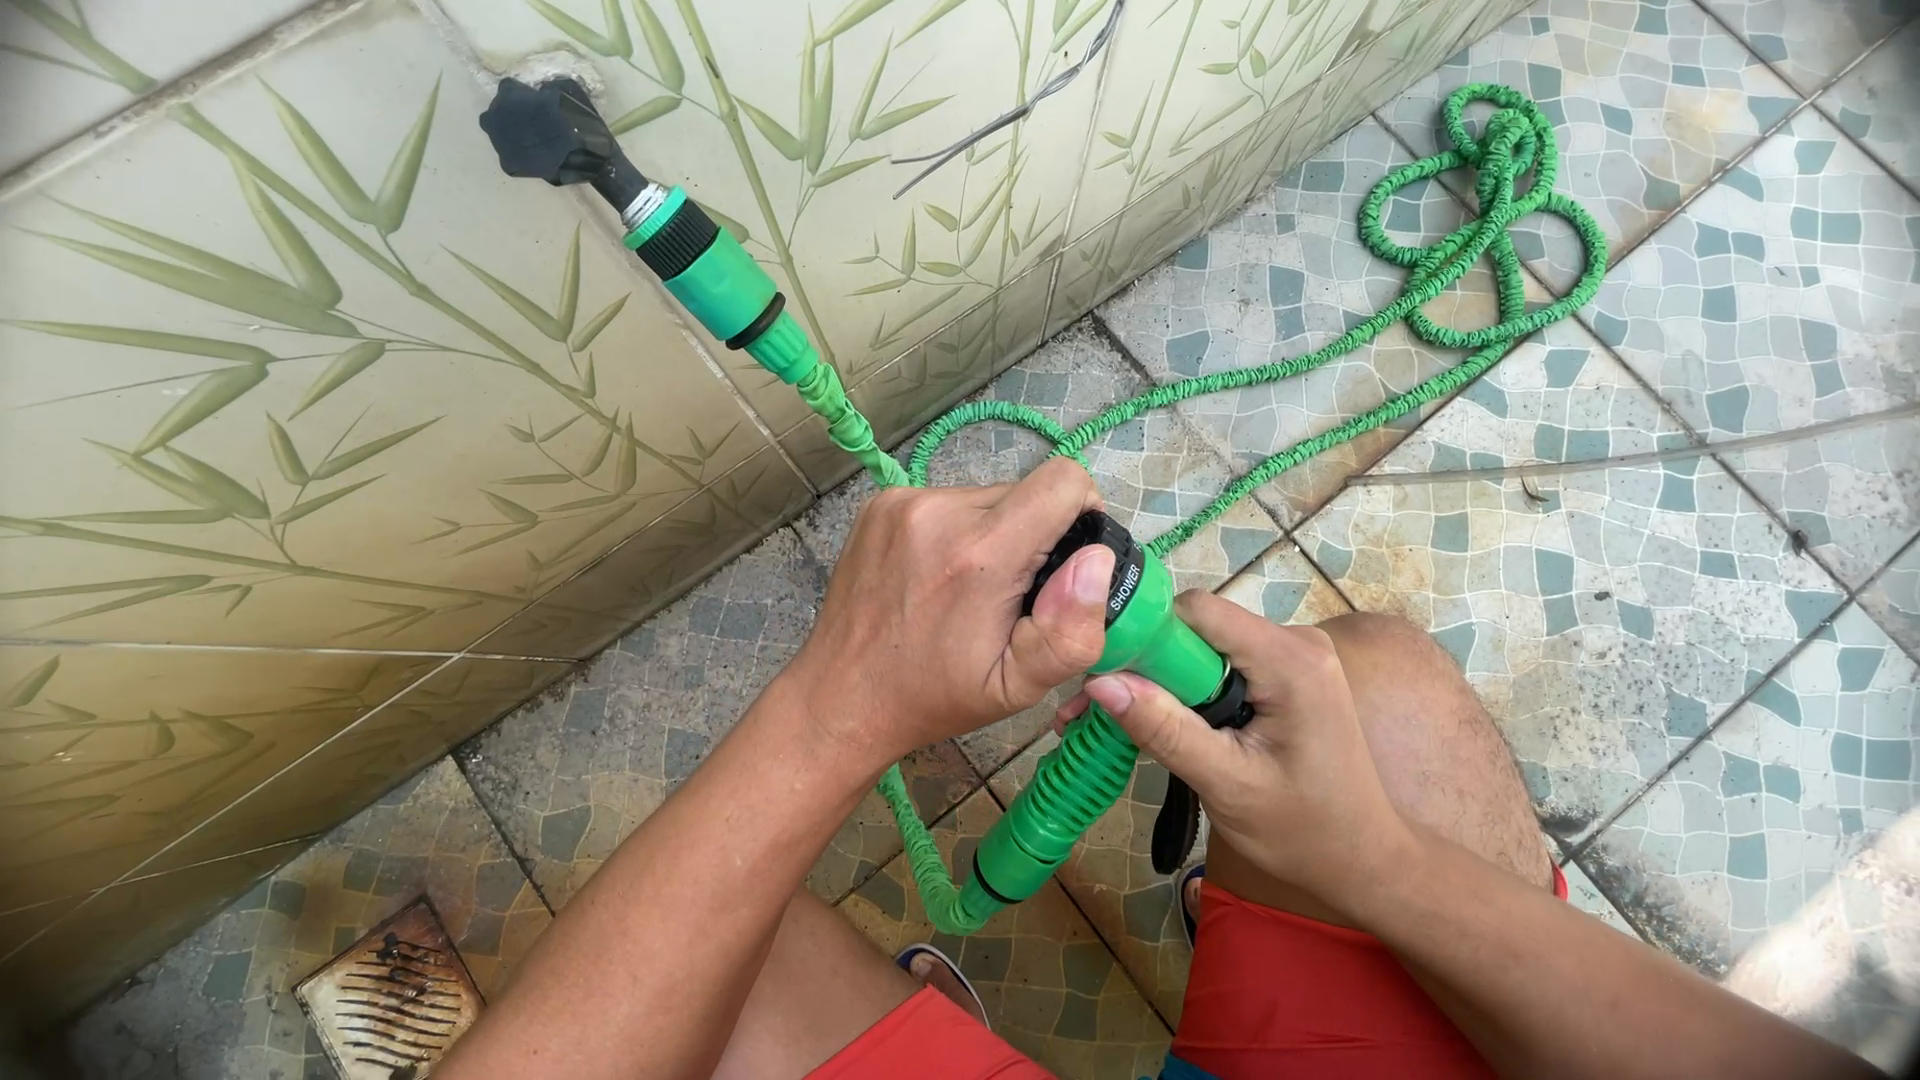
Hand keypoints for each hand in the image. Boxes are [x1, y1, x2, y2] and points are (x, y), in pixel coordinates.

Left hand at [783, 458, 1115, 762]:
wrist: (842, 695)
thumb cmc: (935, 696)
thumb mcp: (1017, 687)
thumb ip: (1071, 630)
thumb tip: (1097, 558)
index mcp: (979, 553)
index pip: (1063, 480)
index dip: (1081, 513)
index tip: (1064, 560)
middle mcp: (938, 511)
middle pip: (1024, 492)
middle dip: (1031, 536)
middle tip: (1007, 594)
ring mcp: (902, 501)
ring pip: (984, 497)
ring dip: (991, 534)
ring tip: (965, 589)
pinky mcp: (880, 503)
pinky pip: (946, 501)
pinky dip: (954, 531)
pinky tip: (935, 576)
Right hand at [1069, 591, 1414, 913]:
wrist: (1363, 861)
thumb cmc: (1304, 832)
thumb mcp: (1226, 785)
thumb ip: (1164, 729)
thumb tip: (1098, 682)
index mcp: (1291, 660)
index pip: (1197, 611)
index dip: (1145, 633)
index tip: (1104, 673)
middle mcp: (1295, 640)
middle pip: (1196, 627)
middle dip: (1146, 663)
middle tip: (1099, 707)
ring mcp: (1290, 653)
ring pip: (1201, 645)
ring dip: (1161, 680)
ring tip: (1122, 720)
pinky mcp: (1282, 671)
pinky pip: (1217, 662)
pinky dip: (1185, 690)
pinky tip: (1165, 722)